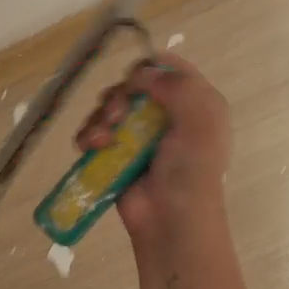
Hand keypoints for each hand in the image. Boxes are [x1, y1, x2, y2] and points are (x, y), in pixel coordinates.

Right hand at [74, 52, 232, 252]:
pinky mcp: (114, 157)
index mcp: (195, 103)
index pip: (169, 68)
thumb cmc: (192, 171)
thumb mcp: (201, 120)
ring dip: (100, 118)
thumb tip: (140, 74)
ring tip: (101, 140)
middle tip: (118, 116)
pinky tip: (90, 147)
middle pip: (133, 85)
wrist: (170, 220)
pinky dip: (88, 136)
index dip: (150, 67)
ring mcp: (138, 137)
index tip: (137, 81)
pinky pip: (94, 134)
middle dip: (119, 96)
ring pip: (109, 108)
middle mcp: (167, 116)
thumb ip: (177, 86)